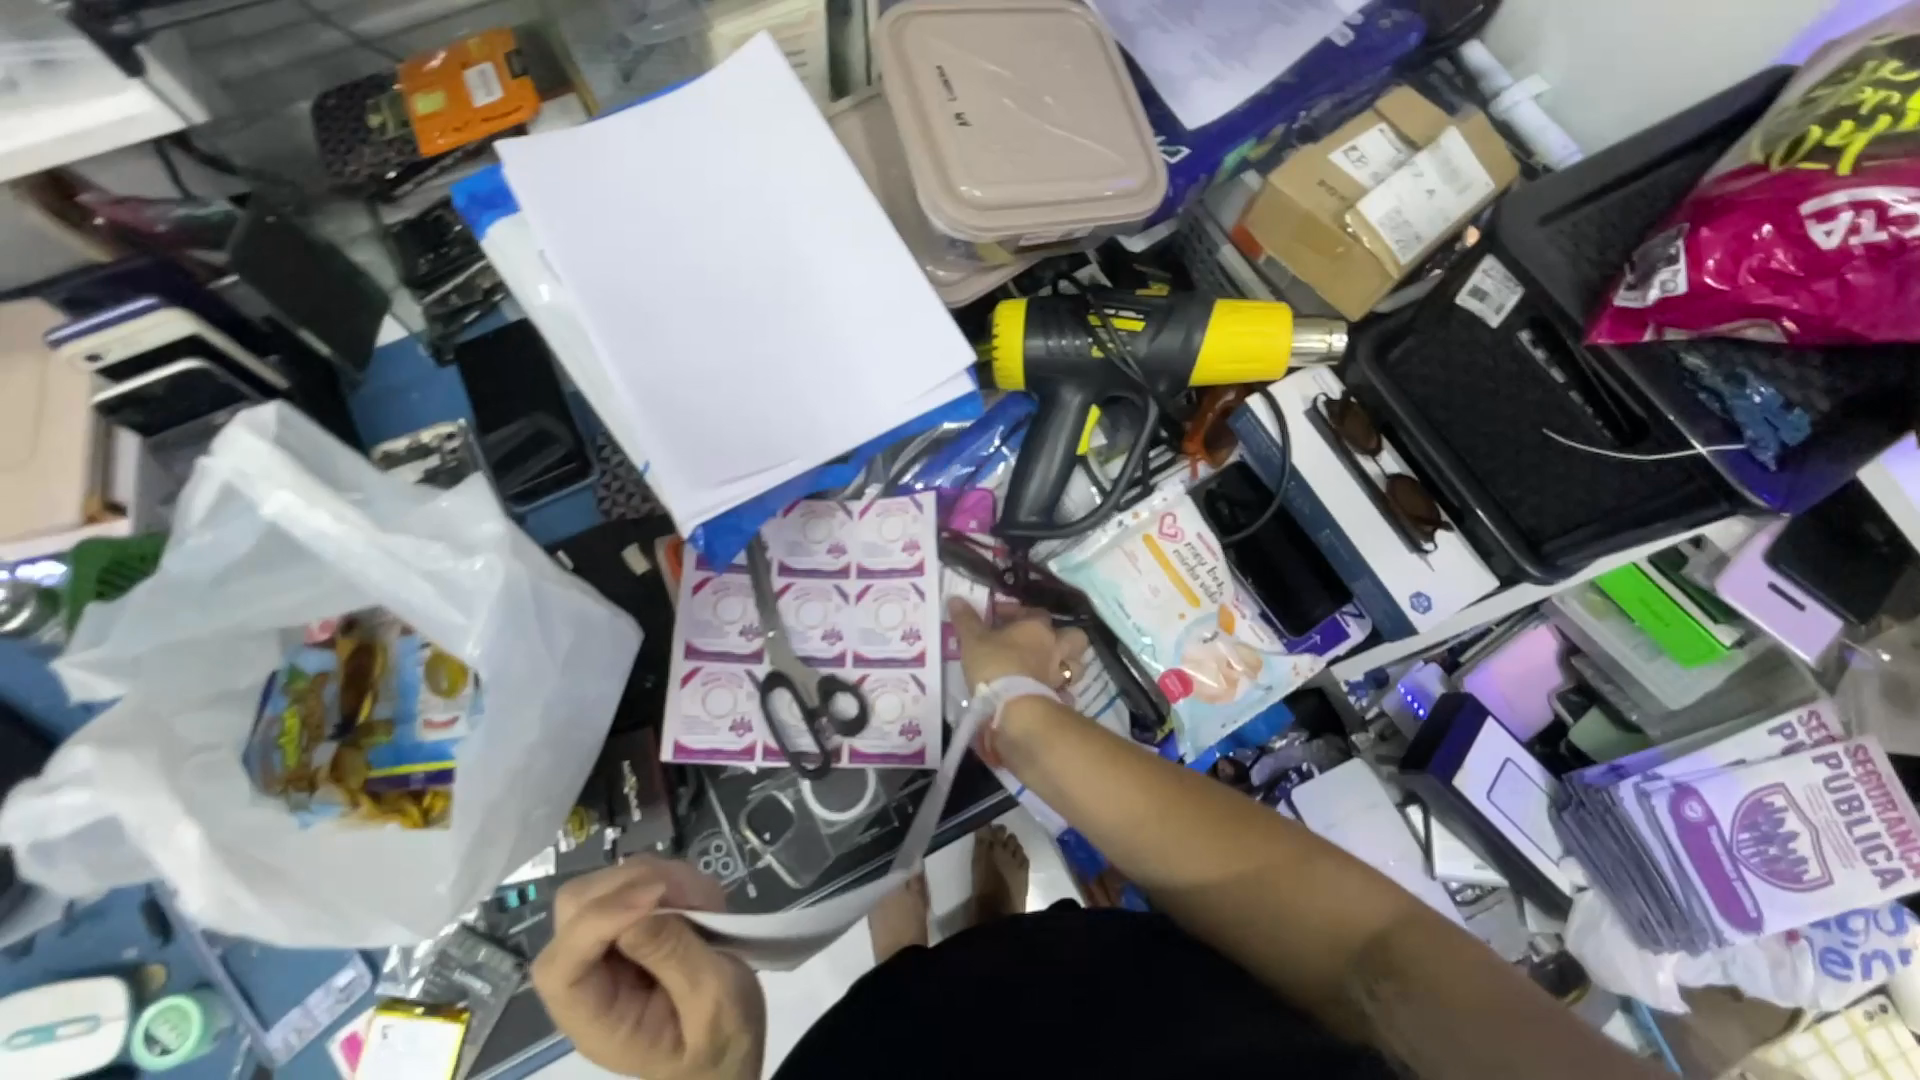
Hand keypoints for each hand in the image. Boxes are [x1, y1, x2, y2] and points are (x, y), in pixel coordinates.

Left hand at [531, 859, 764, 1079]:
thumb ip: (676, 960)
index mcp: (594, 1018)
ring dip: (657, 879)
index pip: (560, 965)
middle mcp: (589, 977)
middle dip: (630, 887)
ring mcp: (609, 949)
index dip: (598, 921)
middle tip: (688, 895)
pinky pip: (638, 881)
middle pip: (574, 912)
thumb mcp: (713, 1007)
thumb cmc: (722, 1044)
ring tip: (704, 903)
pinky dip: (672, 879)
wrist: (731, 1052)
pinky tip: (702, 903)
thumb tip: (638, 913)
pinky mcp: (634, 926)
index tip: (657, 896)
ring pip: (605, 886)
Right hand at [946, 598, 1088, 693]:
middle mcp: (1055, 647)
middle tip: (1045, 642)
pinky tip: (1046, 694)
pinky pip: (1066, 692)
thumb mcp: (973, 640)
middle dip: (1064, 637)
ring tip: (1050, 667)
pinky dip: (1059, 692)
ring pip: (1076, 664)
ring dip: (1067, 664)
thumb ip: (966, 620)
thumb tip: (955, 598)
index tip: (997, 617)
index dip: (1017, 612)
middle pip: (1074, 637)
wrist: (1014, 707)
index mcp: (1037, 628)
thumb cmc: (995, 665)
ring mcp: (1060, 674)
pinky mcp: (1059, 697)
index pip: (1034, 611)